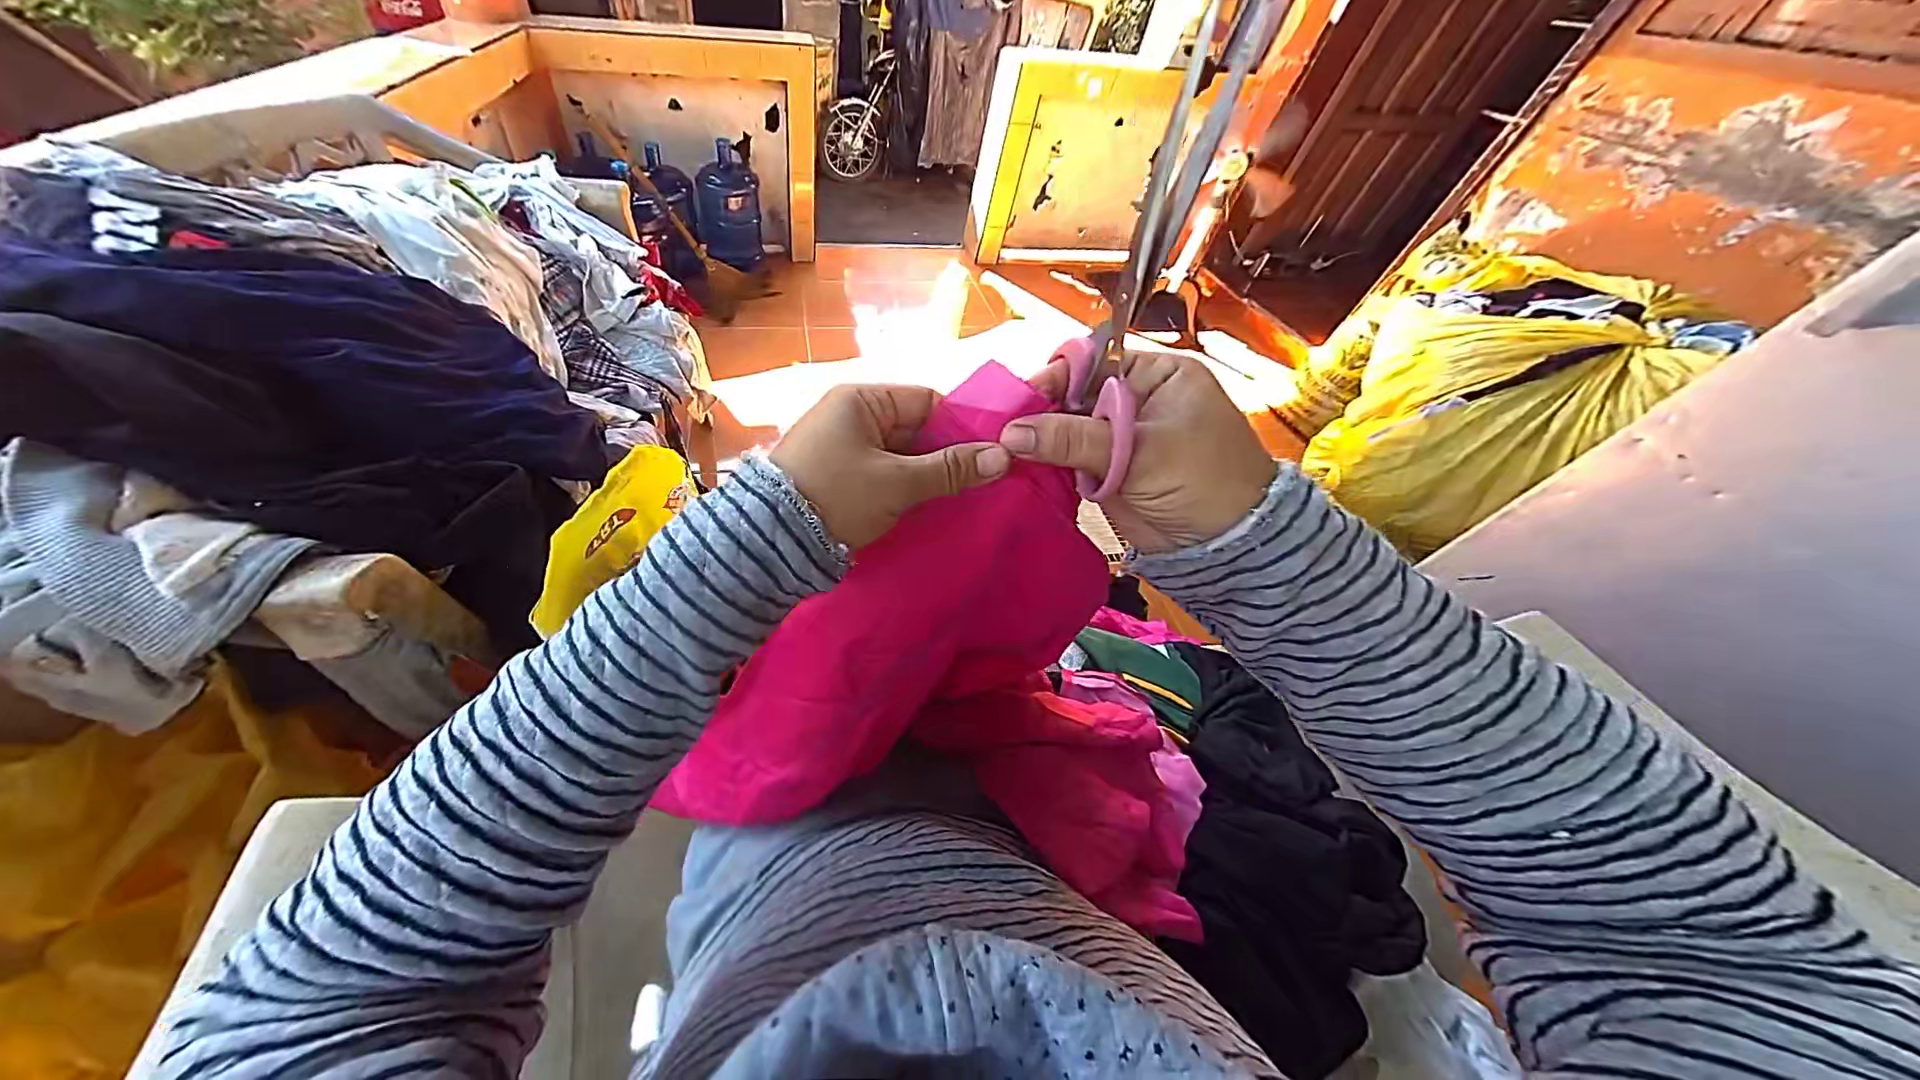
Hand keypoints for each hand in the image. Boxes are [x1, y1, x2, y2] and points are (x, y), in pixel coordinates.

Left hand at [770, 384, 1011, 548]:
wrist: (770, 542)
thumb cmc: (837, 497)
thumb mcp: (898, 482)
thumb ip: (950, 469)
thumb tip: (1003, 457)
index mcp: (861, 400)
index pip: (926, 401)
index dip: (961, 425)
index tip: (990, 452)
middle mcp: (850, 415)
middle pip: (915, 429)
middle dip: (946, 454)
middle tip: (981, 479)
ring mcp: (842, 446)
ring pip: (901, 454)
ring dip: (926, 474)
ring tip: (961, 494)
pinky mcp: (837, 474)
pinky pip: (883, 472)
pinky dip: (904, 486)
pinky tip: (928, 503)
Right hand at [1001, 349, 1275, 554]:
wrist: (1226, 546)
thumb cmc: (1202, 481)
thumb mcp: (1140, 452)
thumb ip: (1075, 439)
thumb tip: (1011, 433)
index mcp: (1154, 376)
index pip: (1093, 362)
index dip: (1054, 378)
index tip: (1018, 401)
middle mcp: (1132, 400)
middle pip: (1073, 395)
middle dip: (1039, 412)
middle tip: (999, 430)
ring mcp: (1117, 438)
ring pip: (1066, 430)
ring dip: (1039, 442)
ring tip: (1001, 452)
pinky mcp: (1106, 471)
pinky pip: (1067, 461)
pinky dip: (1047, 466)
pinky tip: (1019, 469)